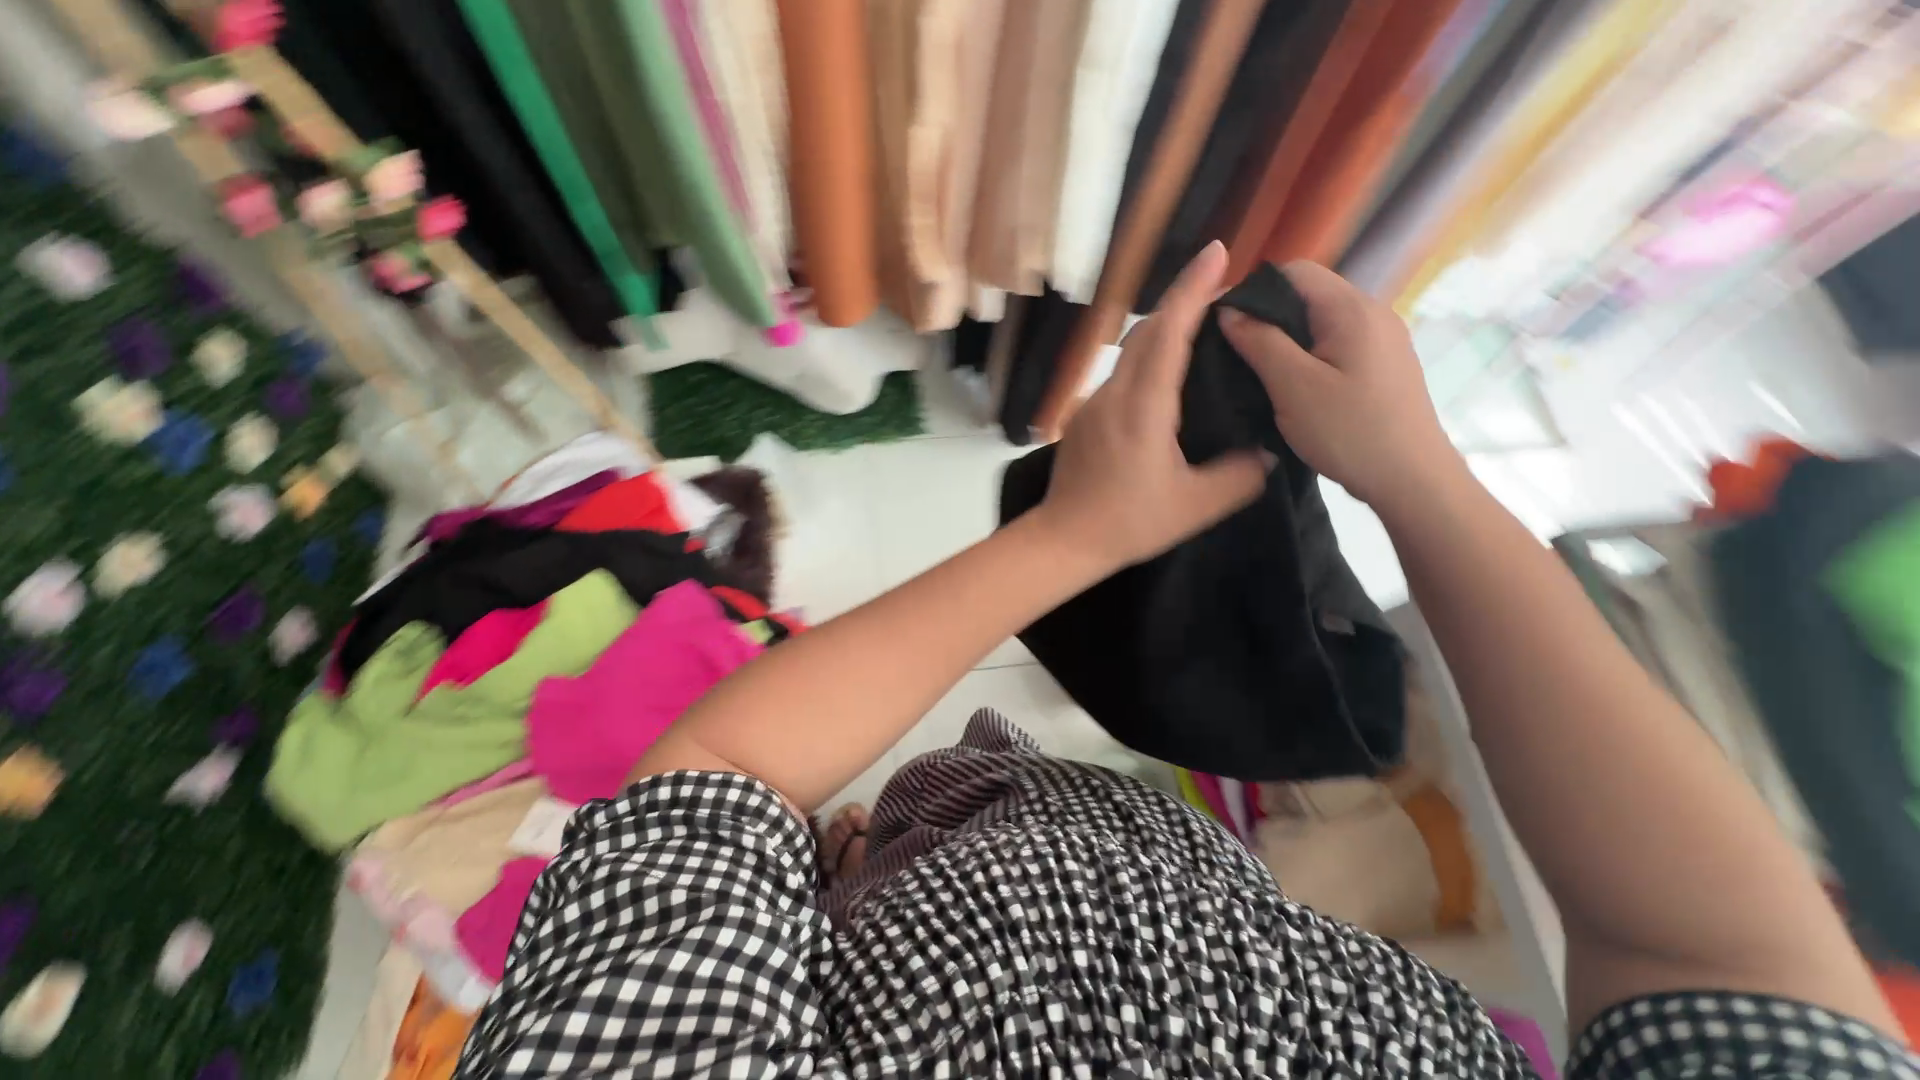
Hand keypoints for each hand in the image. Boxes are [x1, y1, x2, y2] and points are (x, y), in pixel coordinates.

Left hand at [1035, 241, 1271, 567]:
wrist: (1064, 539)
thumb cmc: (1129, 523)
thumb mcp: (1196, 506)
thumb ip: (1239, 476)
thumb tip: (1267, 453)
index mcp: (1144, 406)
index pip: (1169, 332)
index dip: (1193, 289)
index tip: (1217, 252)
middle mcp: (1115, 393)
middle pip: (1148, 331)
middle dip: (1184, 301)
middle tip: (1224, 291)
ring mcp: (1094, 402)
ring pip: (1131, 350)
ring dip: (1165, 329)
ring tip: (1203, 329)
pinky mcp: (1086, 417)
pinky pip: (1122, 373)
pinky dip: (1149, 358)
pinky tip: (1169, 377)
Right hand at [1220, 261, 1461, 510]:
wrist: (1413, 481)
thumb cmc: (1350, 432)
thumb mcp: (1293, 387)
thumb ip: (1259, 342)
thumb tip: (1228, 310)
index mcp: (1352, 309)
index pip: (1294, 272)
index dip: (1254, 291)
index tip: (1224, 325)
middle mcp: (1374, 313)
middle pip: (1309, 295)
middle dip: (1269, 317)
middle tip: (1236, 354)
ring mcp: (1384, 340)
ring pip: (1322, 323)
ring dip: (1288, 340)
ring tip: (1260, 374)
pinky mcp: (1386, 366)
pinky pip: (1338, 345)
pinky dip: (1310, 357)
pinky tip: (1295, 388)